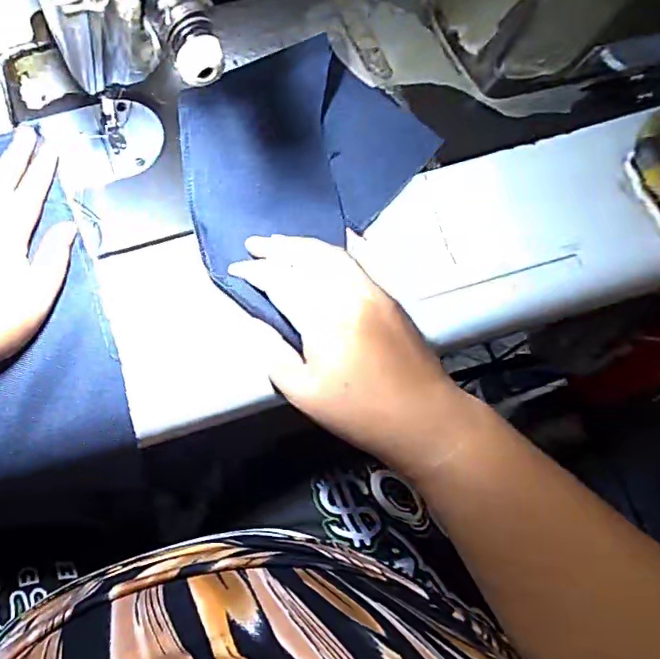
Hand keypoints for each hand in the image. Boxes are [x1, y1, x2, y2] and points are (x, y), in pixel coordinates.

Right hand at [228, 235, 483, 479]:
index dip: (255, 273)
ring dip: (303, 245)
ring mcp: (373, 292)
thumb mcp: (303, 392)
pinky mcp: (389, 297)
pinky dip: (339, 248)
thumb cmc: (359, 412)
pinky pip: (360, 260)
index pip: (281, 281)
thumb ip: (273, 352)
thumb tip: (254, 322)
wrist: (424, 417)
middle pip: (308, 258)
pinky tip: (332, 241)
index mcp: (324, 319)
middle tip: (253, 245)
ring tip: (281, 243)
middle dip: (277, 248)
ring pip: (333, 255)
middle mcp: (349, 295)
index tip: (236, 270)